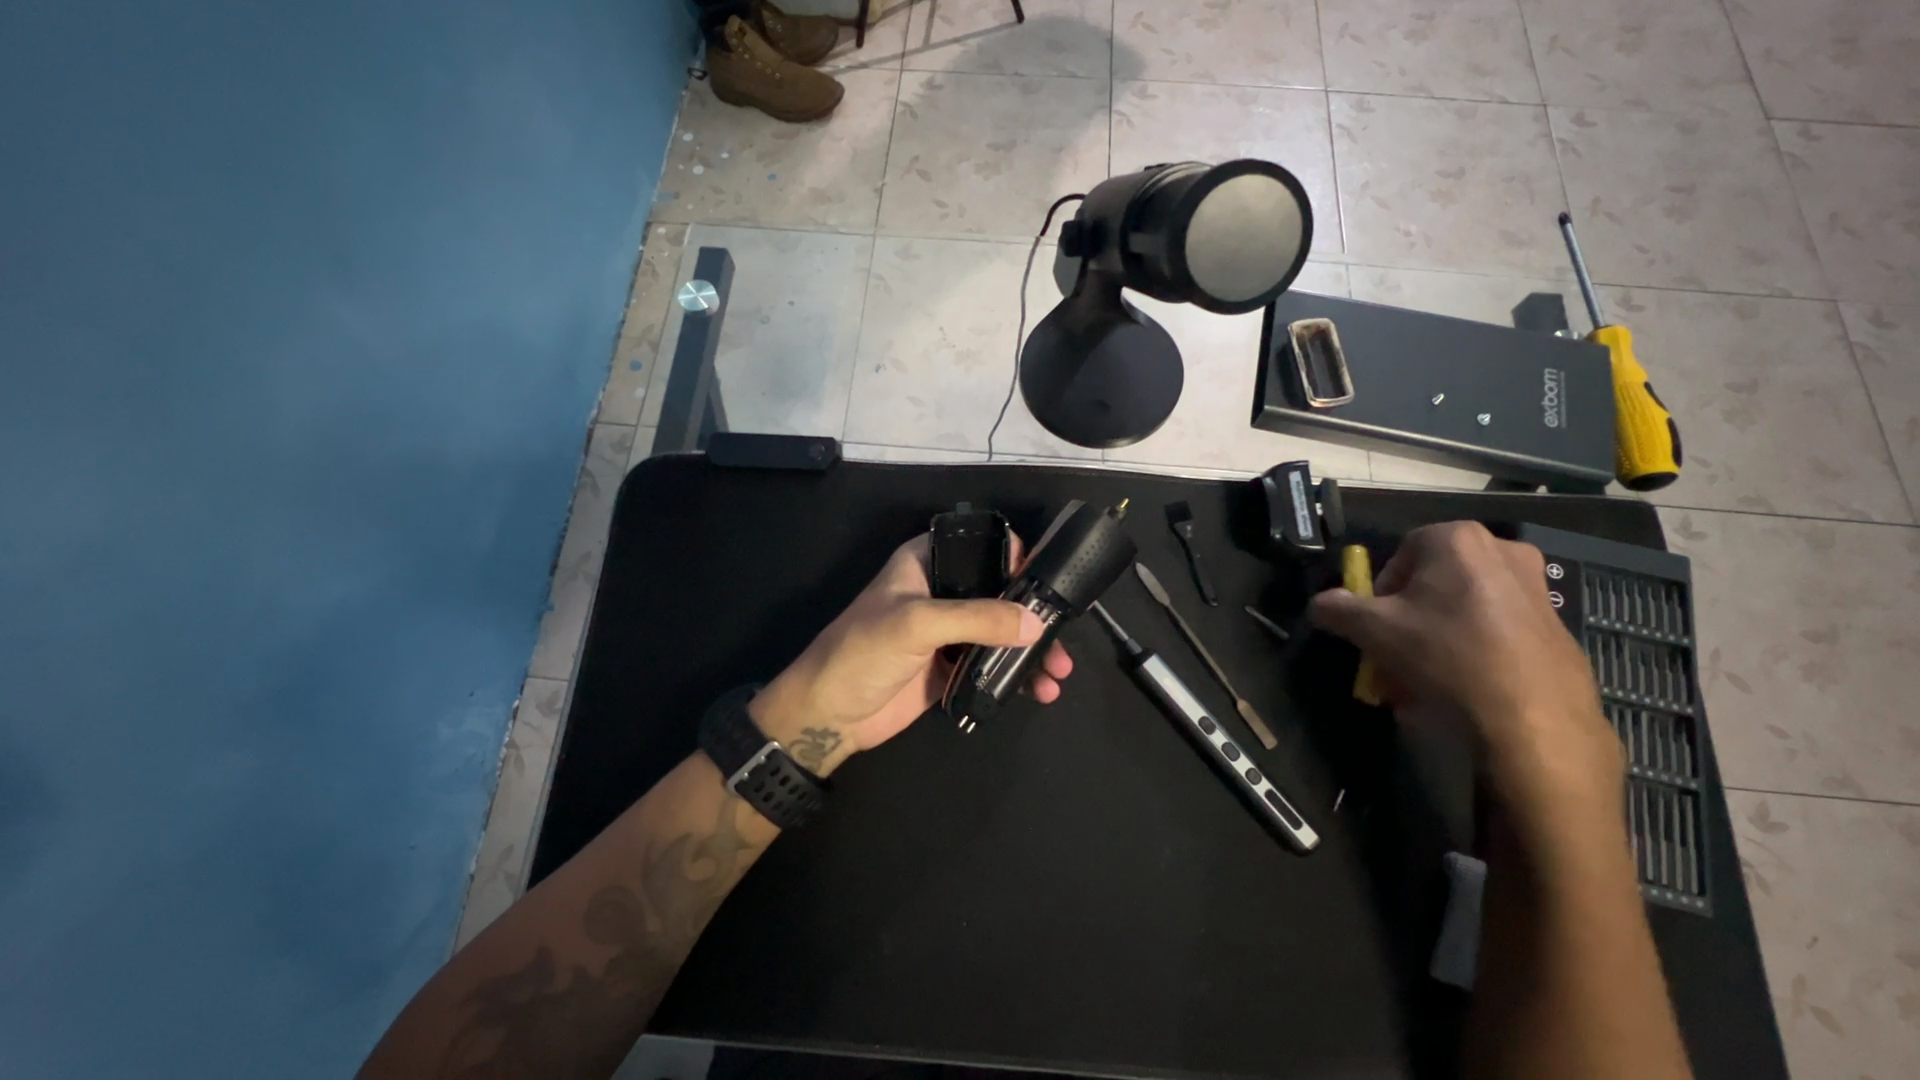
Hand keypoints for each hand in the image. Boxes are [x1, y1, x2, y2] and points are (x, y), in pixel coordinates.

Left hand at [749, 534, 1072, 776]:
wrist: (828, 715)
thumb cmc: (862, 652)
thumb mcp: (918, 624)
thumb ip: (978, 618)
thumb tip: (1036, 624)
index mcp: (926, 561)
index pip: (982, 544)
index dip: (1016, 558)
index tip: (1046, 584)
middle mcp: (941, 590)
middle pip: (1000, 591)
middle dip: (1035, 614)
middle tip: (1061, 638)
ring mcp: (947, 632)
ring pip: (1002, 632)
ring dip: (1032, 651)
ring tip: (1058, 674)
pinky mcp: (951, 667)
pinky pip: (993, 665)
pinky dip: (1018, 675)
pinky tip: (1041, 691)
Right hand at [1309, 523, 1621, 837]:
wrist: (1533, 718)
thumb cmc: (1446, 656)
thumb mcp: (1374, 631)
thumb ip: (1338, 609)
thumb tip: (1319, 604)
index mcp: (1457, 538)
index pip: (1399, 554)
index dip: (1381, 591)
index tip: (1378, 626)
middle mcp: (1503, 549)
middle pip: (1435, 578)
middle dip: (1412, 611)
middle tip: (1400, 648)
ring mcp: (1536, 586)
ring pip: (1466, 603)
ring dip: (1441, 629)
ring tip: (1429, 672)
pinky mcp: (1556, 623)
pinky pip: (1498, 626)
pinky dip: (1476, 645)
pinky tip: (1468, 681)